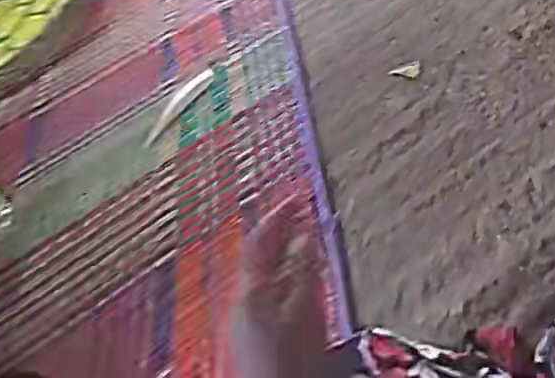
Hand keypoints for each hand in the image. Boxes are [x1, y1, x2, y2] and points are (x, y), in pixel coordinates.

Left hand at [233, 195, 334, 377]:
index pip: (260, 240)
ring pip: (269, 271)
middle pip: (262, 255)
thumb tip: (306, 233)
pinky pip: (274, 289)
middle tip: (304, 210)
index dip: (278, 214)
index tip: (295, 195)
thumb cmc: (287, 358)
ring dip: (288, 249)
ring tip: (309, 234)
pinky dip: (289, 272)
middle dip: (284, 230)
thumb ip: (304, 266)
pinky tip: (305, 272)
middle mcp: (246, 299)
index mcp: (251, 289)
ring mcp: (251, 317)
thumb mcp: (302, 305)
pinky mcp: (260, 331)